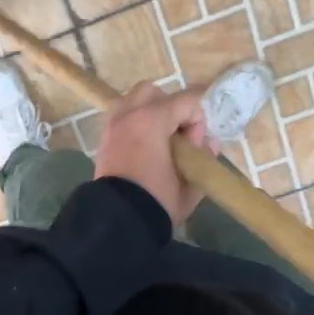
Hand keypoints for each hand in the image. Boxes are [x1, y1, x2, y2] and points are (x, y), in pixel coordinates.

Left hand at [93, 82, 215, 223]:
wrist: (119, 222)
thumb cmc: (158, 202)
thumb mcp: (190, 184)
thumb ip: (203, 158)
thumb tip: (210, 143)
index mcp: (151, 120)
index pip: (187, 100)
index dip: (199, 120)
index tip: (197, 145)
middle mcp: (128, 115)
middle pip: (155, 92)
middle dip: (171, 108)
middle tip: (179, 136)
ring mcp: (112, 126)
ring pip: (133, 101)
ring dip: (150, 113)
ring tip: (160, 140)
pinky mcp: (103, 140)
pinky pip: (122, 119)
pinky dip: (135, 125)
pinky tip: (145, 148)